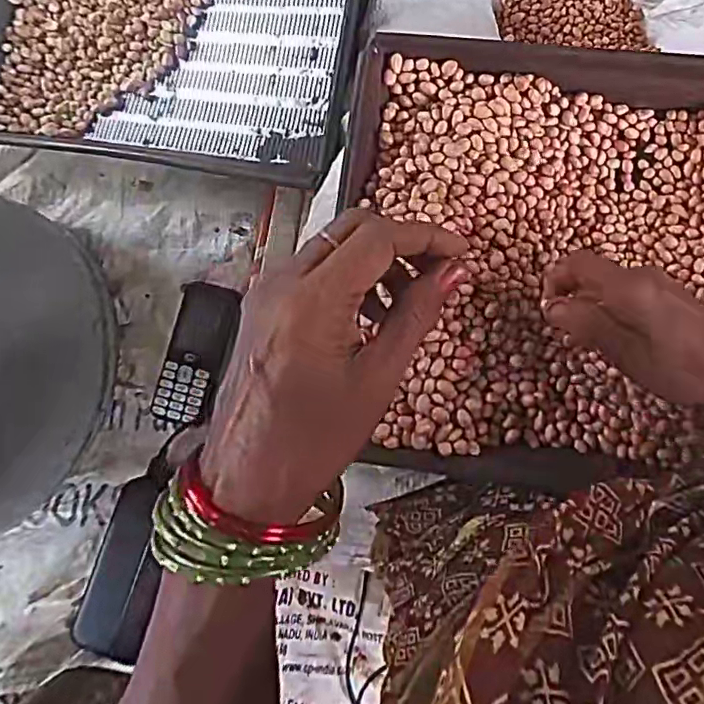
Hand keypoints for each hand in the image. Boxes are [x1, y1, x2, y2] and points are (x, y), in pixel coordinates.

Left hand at [202, 209, 468, 520]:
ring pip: (336, 242)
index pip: (379, 237)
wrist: (245, 478)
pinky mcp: (265, 304)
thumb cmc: (311, 441)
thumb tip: (451, 273)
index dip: (428, 237)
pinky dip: (353, 273)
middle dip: (404, 239)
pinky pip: (317, 267)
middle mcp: (282, 284)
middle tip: (438, 268)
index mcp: (312, 303)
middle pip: (355, 226)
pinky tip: (374, 311)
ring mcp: (268, 291)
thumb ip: (418, 313)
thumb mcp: (380, 377)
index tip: (458, 251)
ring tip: (409, 297)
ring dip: (380, 257)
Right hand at [540, 252, 703, 408]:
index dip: (555, 280)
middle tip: (566, 332)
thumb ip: (590, 326)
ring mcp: (657, 283)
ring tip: (589, 340)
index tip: (550, 311)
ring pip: (608, 283)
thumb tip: (554, 307)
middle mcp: (642, 276)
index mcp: (629, 286)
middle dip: (571, 295)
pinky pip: (626, 292)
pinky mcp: (667, 295)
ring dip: (590, 303)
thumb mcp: (628, 354)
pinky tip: (615, 337)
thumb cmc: (682, 369)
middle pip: (591, 271)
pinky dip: (610, 307)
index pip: (577, 262)